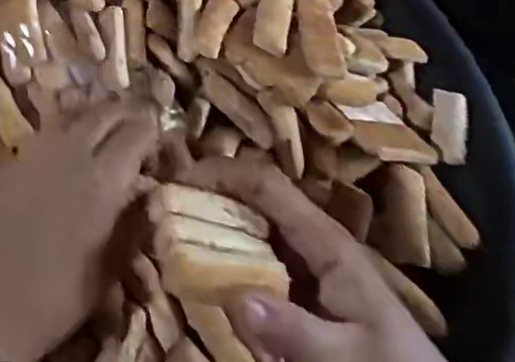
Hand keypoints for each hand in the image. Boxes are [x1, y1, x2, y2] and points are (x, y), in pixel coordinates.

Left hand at [0, 102, 157, 361]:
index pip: (137, 133)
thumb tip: (149, 191)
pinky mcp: (22, 152)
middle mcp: (75, 150)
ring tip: (113, 123)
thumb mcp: (114, 262)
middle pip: (107, 112)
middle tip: (143, 123)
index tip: (164, 138)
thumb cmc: (65, 289)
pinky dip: (72, 120)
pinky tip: (78, 137)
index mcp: (105, 177)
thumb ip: (134, 219)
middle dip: (129, 112)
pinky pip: (54, 123)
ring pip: (78, 111)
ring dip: (99, 111)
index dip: (154, 130)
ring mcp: (44, 146)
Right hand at [181, 158, 442, 361]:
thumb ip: (295, 331)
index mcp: (327, 242)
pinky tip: (209, 270)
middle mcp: (315, 242)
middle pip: (255, 197)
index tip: (176, 179)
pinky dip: (230, 253)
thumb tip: (235, 299)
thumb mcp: (349, 360)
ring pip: (255, 224)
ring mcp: (312, 266)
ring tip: (177, 229)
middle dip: (210, 192)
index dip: (220, 171)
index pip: (265, 183)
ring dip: (217, 219)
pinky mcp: (308, 291)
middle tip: (165, 203)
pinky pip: (260, 256)